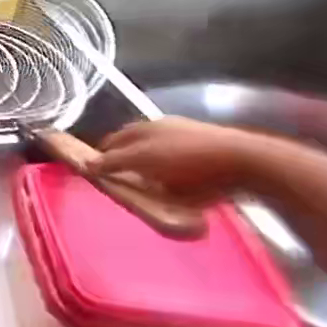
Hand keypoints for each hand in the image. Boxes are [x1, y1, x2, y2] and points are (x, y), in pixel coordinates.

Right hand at [87, 117, 274, 205]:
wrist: (241, 162)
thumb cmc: (187, 158)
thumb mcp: (142, 159)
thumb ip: (113, 162)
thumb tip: (85, 164)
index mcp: (142, 128)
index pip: (110, 143)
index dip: (100, 158)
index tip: (94, 178)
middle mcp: (158, 132)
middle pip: (131, 151)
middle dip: (122, 168)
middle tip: (119, 191)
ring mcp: (181, 144)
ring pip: (153, 164)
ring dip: (146, 178)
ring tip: (145, 198)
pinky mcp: (201, 162)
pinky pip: (174, 175)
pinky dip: (167, 185)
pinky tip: (171, 198)